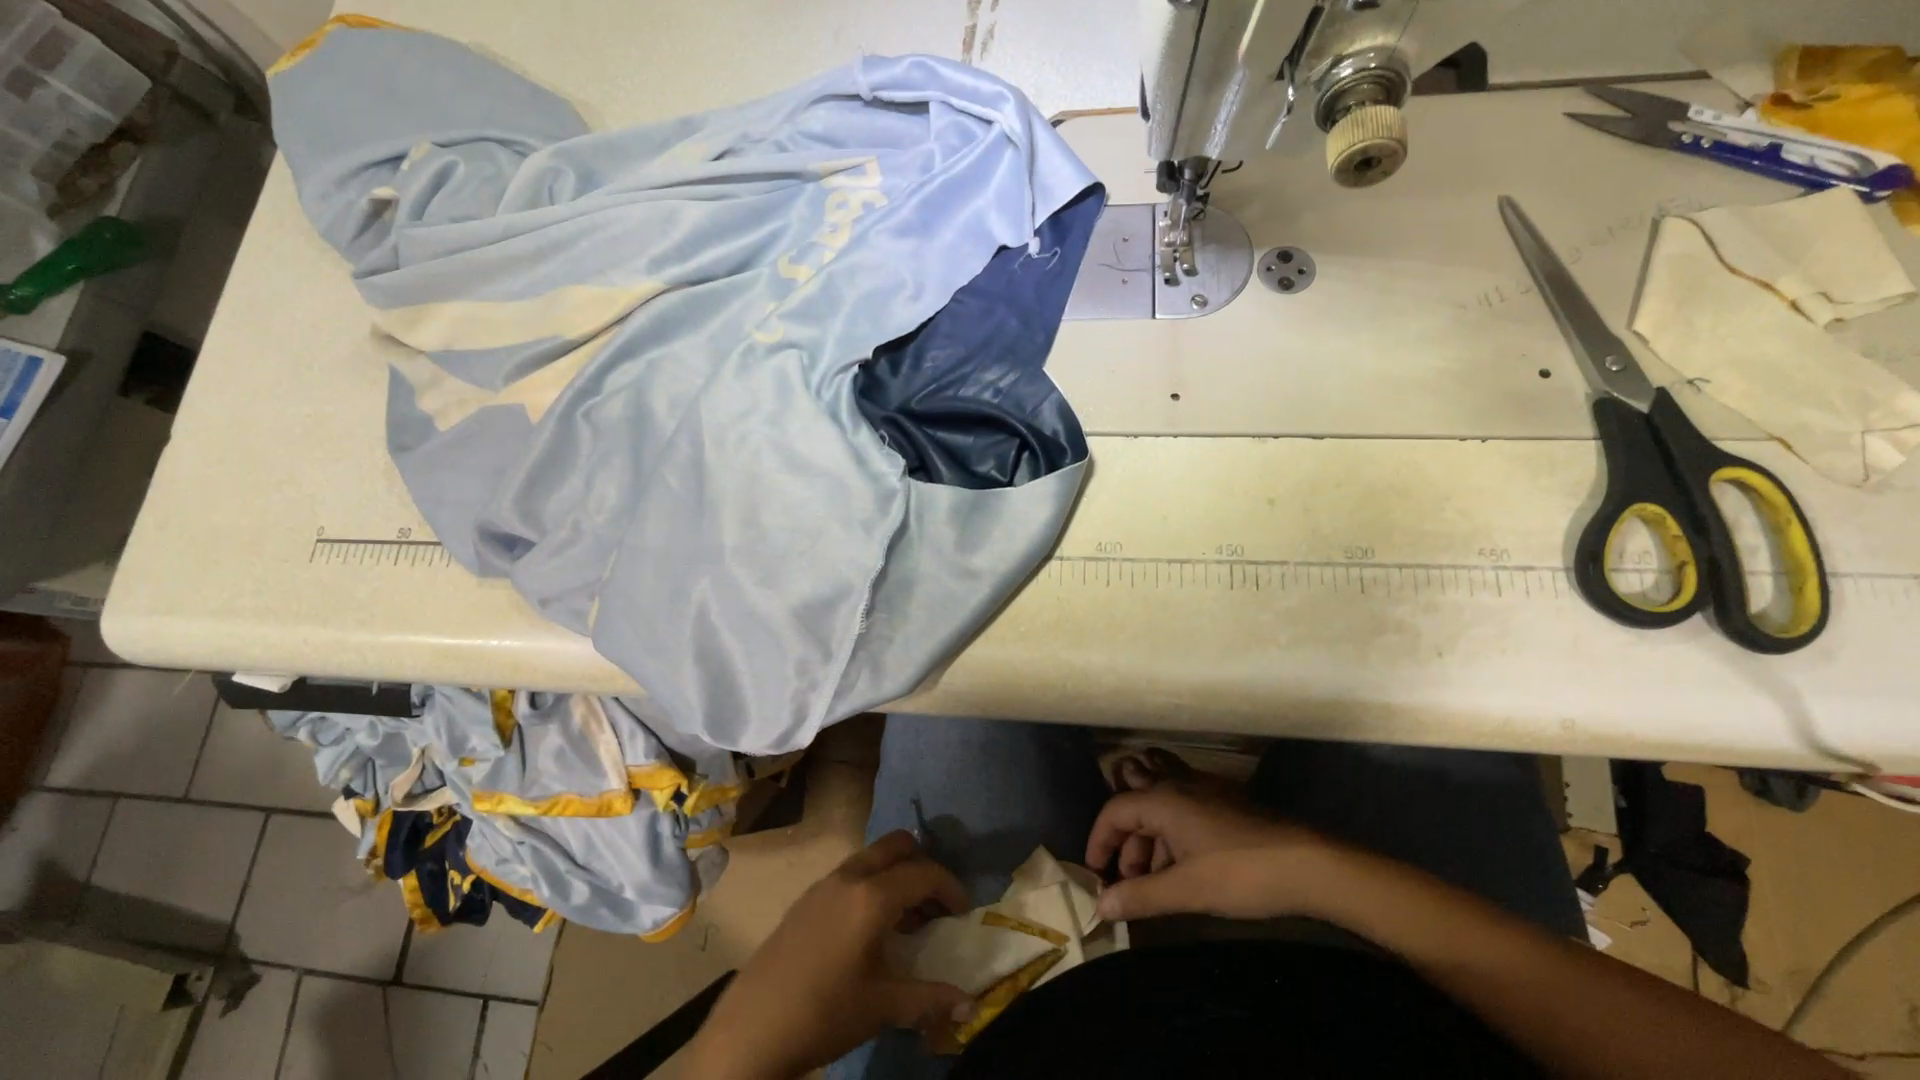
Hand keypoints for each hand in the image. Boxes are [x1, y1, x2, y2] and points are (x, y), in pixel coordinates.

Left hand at [685, 831, 975, 1078]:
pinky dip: (871, 886)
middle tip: (935, 904)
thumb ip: (931, 999)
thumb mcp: (884, 1007)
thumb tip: (970, 1003)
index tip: (963, 914)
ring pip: (870, 858)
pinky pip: (849, 876)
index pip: (925, 873)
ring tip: (907, 920)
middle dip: (923, 866)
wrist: (752, 1030)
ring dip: (895, 876)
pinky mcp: (804, 901)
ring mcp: (822, 886)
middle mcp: (848, 878)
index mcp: (872, 897)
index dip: (951, 888)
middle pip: (896, 845)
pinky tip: (870, 931)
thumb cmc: (825, 1013)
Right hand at [1087, 781, 1337, 921]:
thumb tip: (1100, 905)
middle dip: (1125, 839)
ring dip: (1150, 838)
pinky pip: (1185, 808)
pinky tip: (1184, 865)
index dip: (1099, 842)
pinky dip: (1173, 832)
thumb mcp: (1186, 891)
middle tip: (1130, 878)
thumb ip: (1140, 897)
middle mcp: (1180, 787)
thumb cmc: (1242, 874)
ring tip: (1156, 878)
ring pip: (1161, 803)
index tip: (1098, 876)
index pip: (1114, 811)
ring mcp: (1206, 792)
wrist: (1310, 866)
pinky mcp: (1226, 804)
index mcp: (1164, 800)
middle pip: (1135, 801)